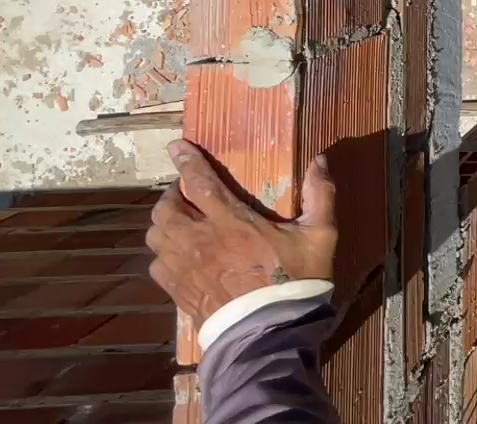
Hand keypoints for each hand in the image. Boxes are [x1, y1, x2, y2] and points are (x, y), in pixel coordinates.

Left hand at [146, 139, 337, 328]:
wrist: (270, 331)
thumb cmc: (297, 277)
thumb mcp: (321, 232)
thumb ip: (321, 194)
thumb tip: (320, 160)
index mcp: (233, 222)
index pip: (201, 184)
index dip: (188, 162)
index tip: (176, 145)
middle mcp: (200, 240)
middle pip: (166, 209)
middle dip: (172, 193)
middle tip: (187, 189)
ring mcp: (184, 268)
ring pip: (155, 235)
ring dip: (164, 220)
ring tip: (180, 217)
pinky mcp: (178, 291)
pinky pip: (156, 264)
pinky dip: (162, 251)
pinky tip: (178, 251)